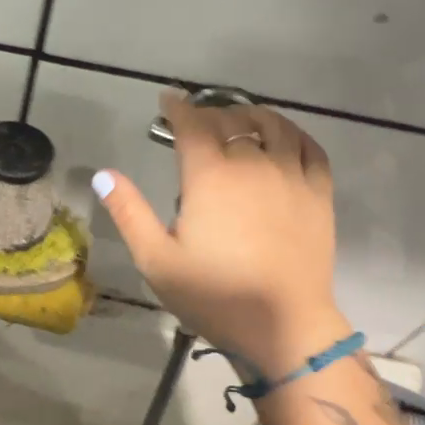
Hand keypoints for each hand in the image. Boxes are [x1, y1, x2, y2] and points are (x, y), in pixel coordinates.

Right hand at [92, 91, 349, 373]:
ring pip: (273, 126)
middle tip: (197, 121)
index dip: (178, 109)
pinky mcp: (319, 192)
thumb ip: (130, 213)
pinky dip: (292, 133)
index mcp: (210, 178)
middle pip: (231, 121)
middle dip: (210, 113)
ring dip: (251, 115)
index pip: (192, 126)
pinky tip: (283, 138)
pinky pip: (309, 146)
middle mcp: (252, 164)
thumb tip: (105, 174)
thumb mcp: (157, 261)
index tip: (167, 101)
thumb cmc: (213, 295)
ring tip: (239, 119)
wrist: (282, 323)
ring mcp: (291, 175)